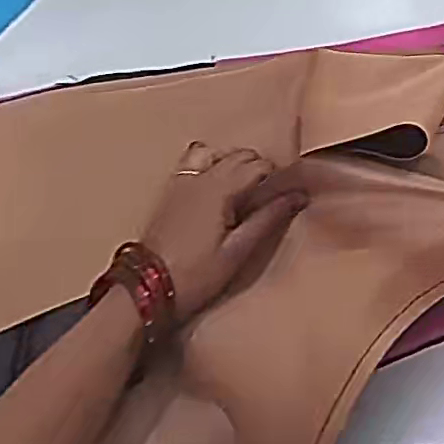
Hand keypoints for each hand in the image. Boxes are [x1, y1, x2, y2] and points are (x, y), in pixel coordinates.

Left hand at [140, 144, 307, 315]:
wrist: (144, 290)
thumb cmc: (197, 274)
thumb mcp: (238, 251)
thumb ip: (269, 218)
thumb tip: (299, 195)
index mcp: (220, 189)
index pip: (259, 165)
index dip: (278, 174)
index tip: (288, 192)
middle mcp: (200, 177)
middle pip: (240, 154)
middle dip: (260, 166)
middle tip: (270, 193)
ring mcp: (181, 181)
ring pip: (217, 153)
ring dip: (235, 162)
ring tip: (244, 186)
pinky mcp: (170, 191)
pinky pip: (194, 161)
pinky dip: (211, 162)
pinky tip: (216, 184)